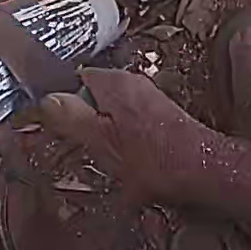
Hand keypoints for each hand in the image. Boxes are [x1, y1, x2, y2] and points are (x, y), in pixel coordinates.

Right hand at [40, 69, 226, 204]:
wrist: (205, 172)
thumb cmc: (151, 158)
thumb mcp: (101, 141)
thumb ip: (71, 117)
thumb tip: (45, 98)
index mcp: (113, 82)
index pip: (75, 77)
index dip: (62, 99)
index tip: (57, 125)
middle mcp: (131, 81)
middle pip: (92, 93)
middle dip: (85, 118)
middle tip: (82, 146)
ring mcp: (148, 96)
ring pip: (110, 108)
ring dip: (104, 131)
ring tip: (105, 157)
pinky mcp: (160, 113)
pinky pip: (128, 119)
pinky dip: (122, 136)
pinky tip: (127, 160)